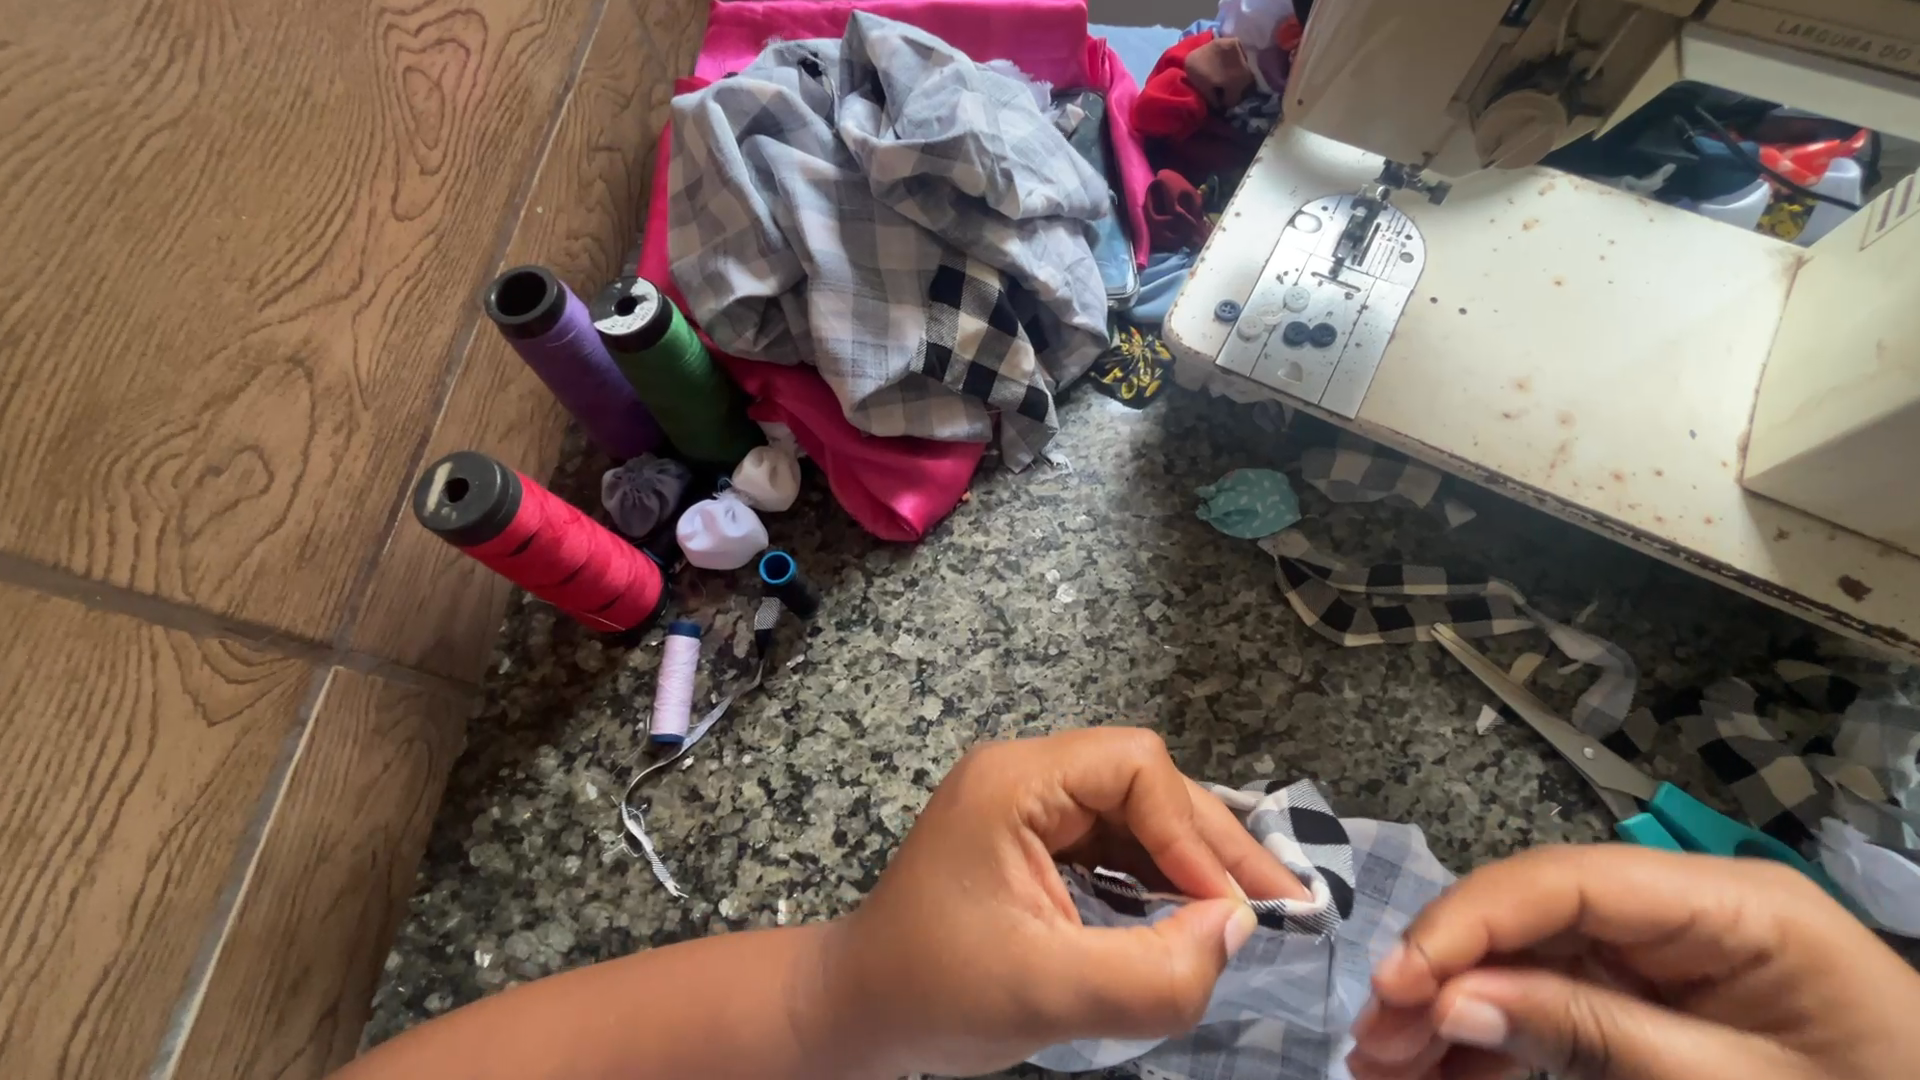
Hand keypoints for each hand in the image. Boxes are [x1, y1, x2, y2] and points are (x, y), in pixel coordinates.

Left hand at [807, 728, 1305, 1077]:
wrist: (861, 1008)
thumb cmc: (935, 994)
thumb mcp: (1047, 994)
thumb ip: (1151, 972)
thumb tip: (1237, 929)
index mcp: (1015, 782)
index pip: (1132, 766)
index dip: (1192, 833)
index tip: (1234, 910)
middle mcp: (1025, 774)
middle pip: (1141, 781)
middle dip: (1208, 844)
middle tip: (1282, 904)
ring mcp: (1028, 802)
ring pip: (1134, 810)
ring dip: (1191, 860)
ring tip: (1252, 911)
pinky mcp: (1034, 836)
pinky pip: (1112, 840)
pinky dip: (1156, 876)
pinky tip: (1192, 912)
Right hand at [1348, 844, 1919, 1079]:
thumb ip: (1593, 1035)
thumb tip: (1446, 1002)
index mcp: (1727, 903)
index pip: (1561, 881)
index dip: (1468, 922)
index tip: (1396, 983)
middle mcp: (1673, 909)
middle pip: (1525, 919)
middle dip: (1443, 978)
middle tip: (1374, 1041)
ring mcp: (1655, 953)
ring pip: (1520, 963)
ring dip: (1450, 1015)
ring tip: (1384, 1063)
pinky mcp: (1644, 996)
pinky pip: (1548, 1004)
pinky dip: (1492, 1042)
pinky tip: (1436, 1070)